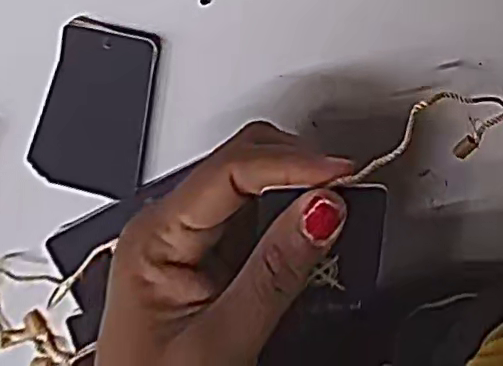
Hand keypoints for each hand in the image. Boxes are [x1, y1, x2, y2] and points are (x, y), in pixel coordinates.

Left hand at [99, 123, 351, 365]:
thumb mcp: (219, 346)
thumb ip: (275, 273)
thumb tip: (323, 205)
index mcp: (156, 235)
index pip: (233, 168)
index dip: (294, 162)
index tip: (343, 174)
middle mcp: (171, 224)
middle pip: (247, 155)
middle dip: (300, 163)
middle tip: (346, 187)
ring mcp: (195, 237)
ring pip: (260, 176)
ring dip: (302, 185)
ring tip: (336, 211)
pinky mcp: (217, 254)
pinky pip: (266, 208)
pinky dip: (297, 211)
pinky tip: (315, 232)